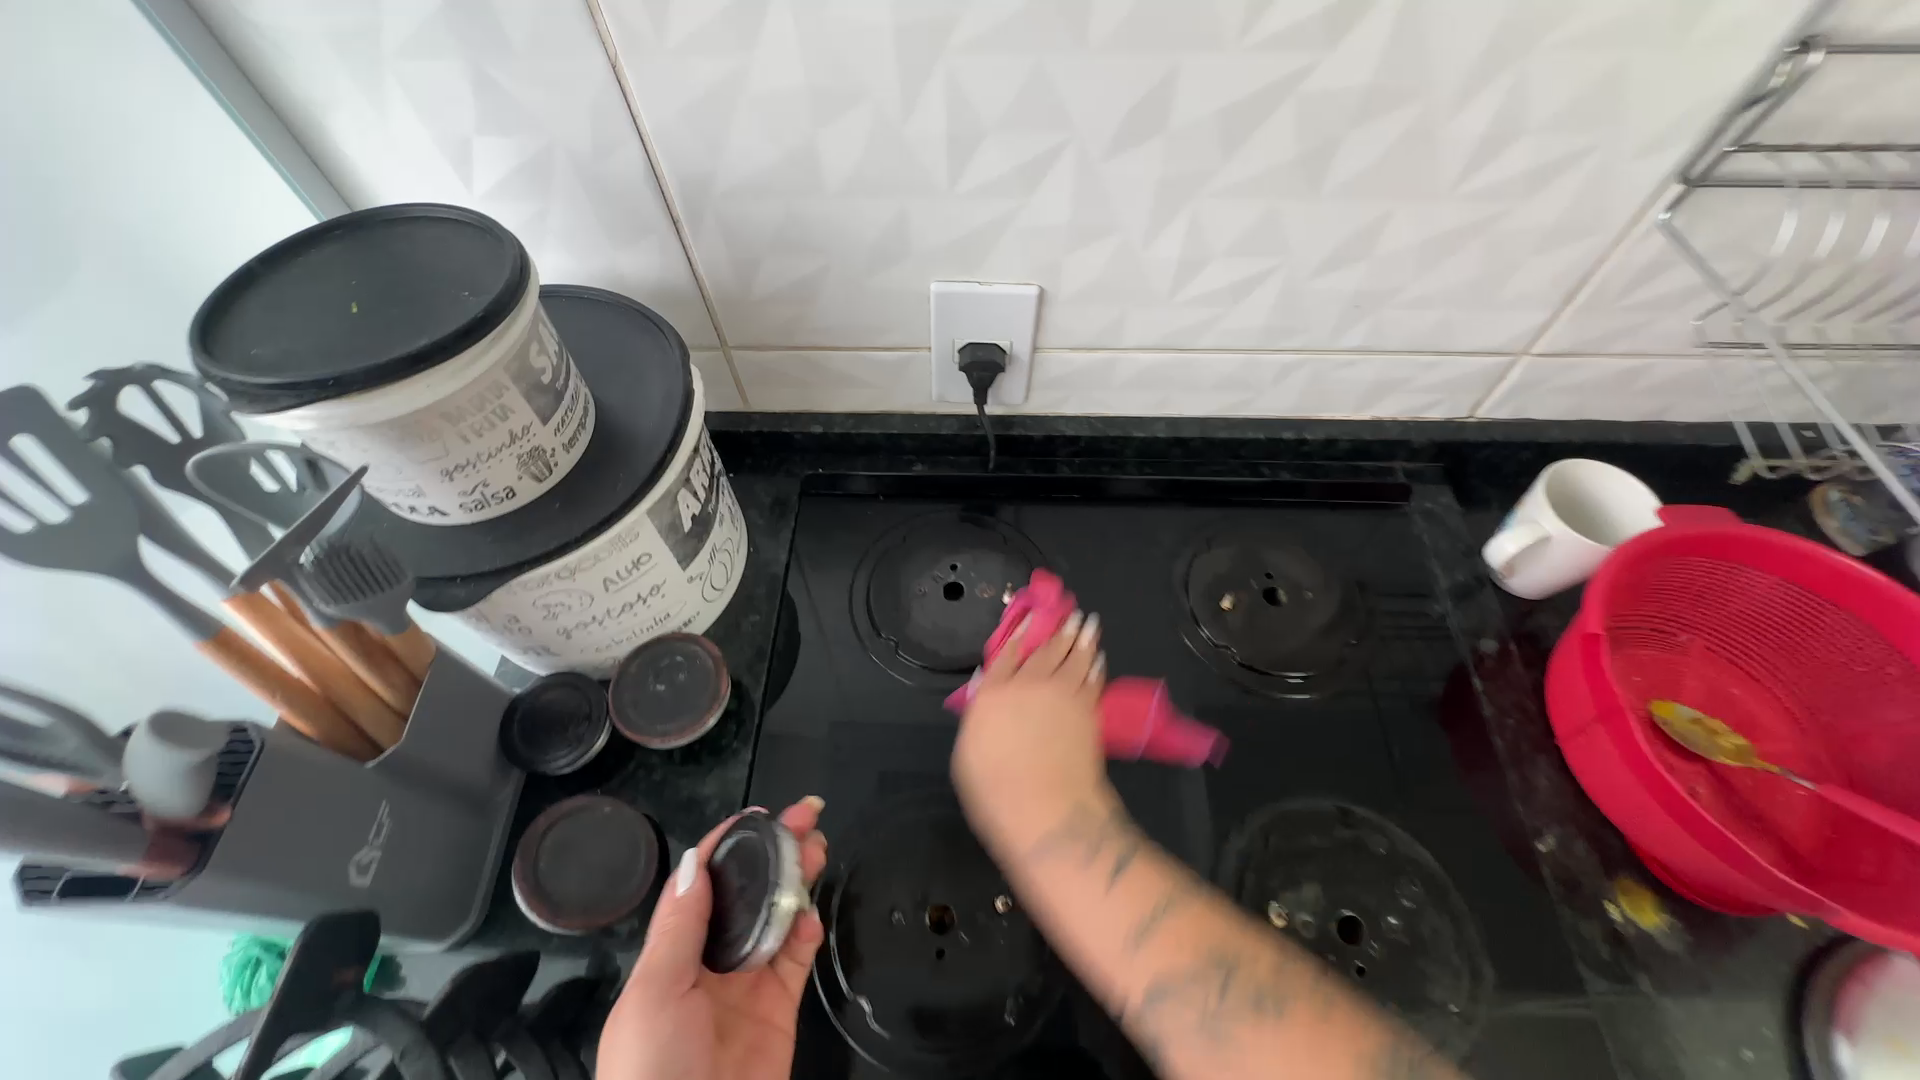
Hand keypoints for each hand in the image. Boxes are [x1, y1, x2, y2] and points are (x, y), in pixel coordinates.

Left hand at [597, 797, 829, 1079]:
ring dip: (796, 882)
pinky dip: (806, 932)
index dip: (726, 846)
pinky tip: (810, 915)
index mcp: (671, 956)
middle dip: (774, 854)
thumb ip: (679, 926)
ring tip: (818, 849)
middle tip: (805, 818)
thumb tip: (697, 860)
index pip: (700, 886)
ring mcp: (746, 985)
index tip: (757, 816)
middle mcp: (709, 963)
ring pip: (776, 918)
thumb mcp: (654, 993)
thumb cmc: (653, 1070)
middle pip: (746, 895)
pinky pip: (796, 960)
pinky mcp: (779, 1008)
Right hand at [952, 610, 1109, 851]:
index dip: (1019, 634)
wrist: (1044, 808)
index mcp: (993, 693)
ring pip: (1075, 657)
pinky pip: (1093, 678)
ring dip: (1083, 638)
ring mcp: (1062, 694)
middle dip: (1059, 629)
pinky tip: (1099, 659)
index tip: (1031, 618)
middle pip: (1045, 649)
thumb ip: (978, 719)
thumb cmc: (994, 789)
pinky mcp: (1088, 710)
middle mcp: (1028, 684)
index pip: (1005, 654)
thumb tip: (988, 698)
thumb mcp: (967, 754)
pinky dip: (1095, 666)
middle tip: (1072, 614)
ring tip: (1090, 624)